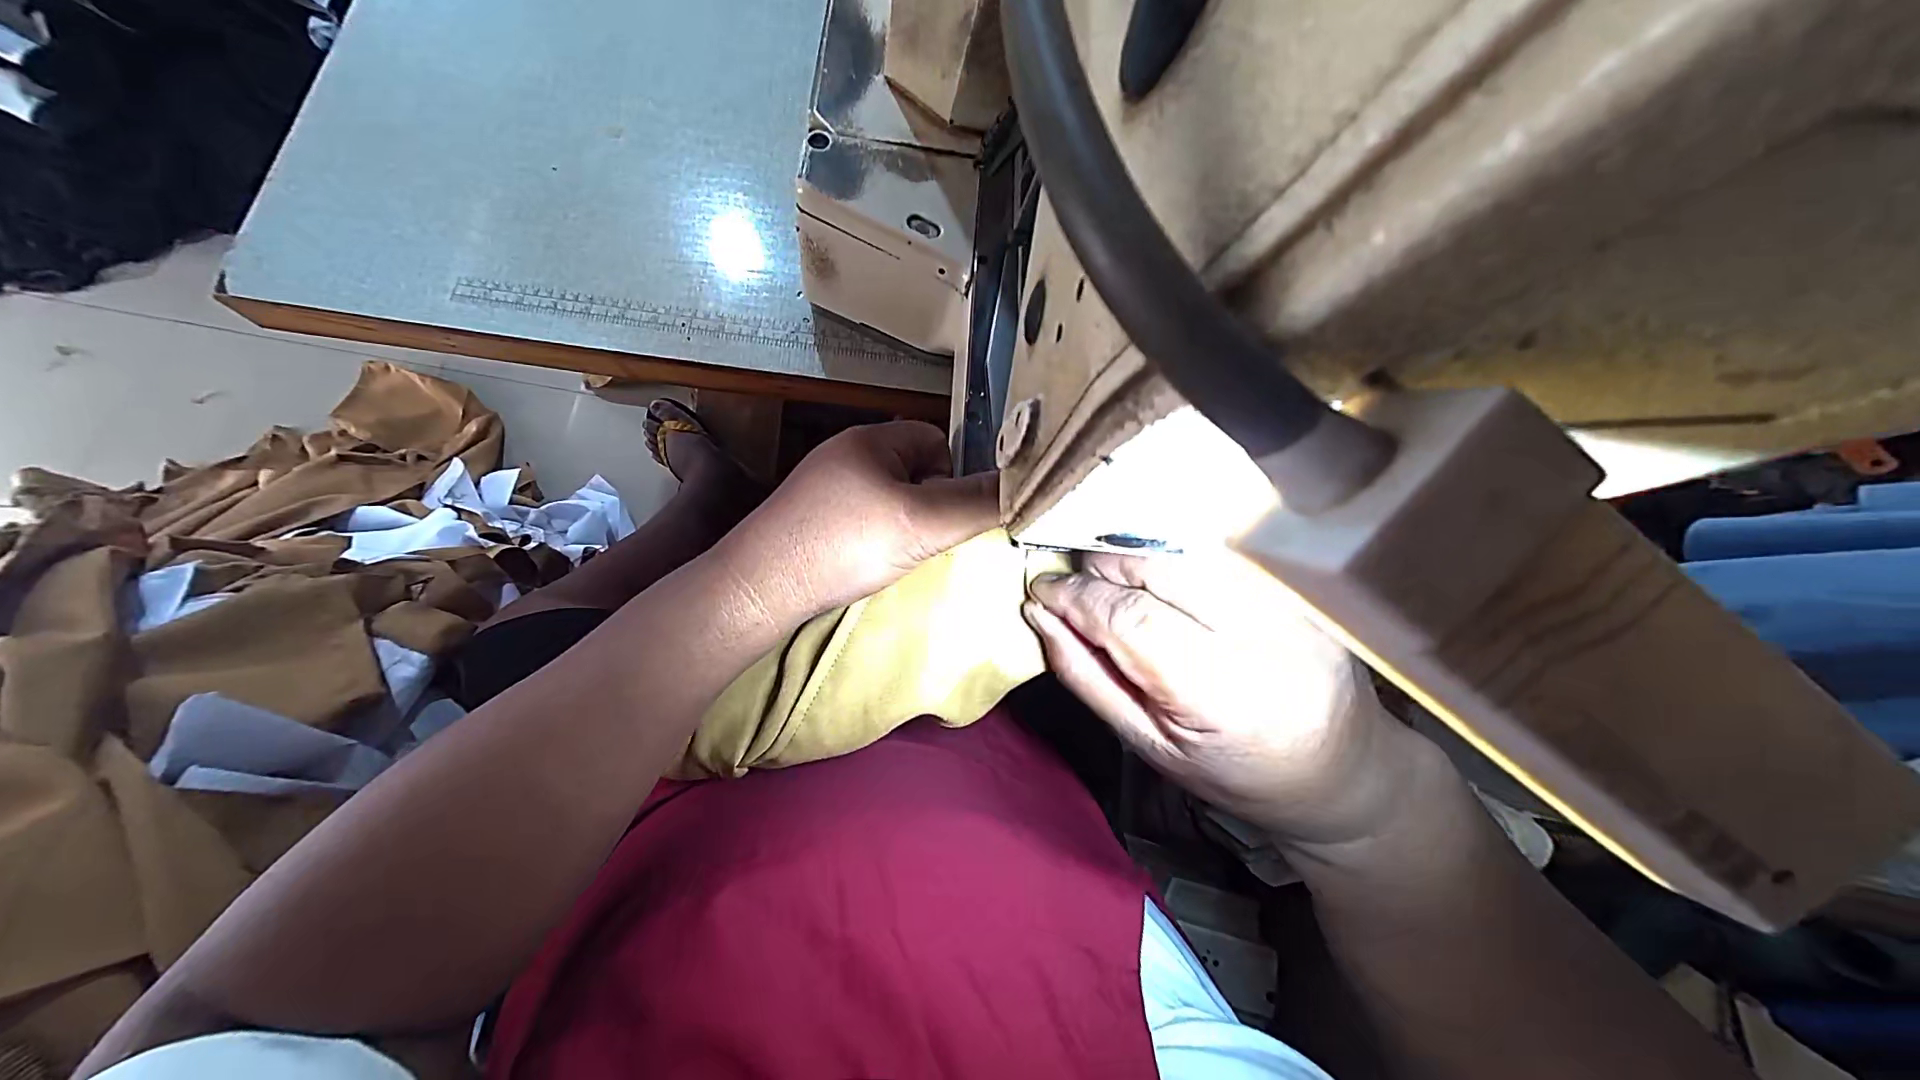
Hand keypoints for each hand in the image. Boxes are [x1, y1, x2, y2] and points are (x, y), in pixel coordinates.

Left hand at [717, 421, 998, 619]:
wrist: (761, 587)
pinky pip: (863, 515)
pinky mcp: (811, 515)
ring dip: (902, 521)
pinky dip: (873, 535)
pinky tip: (867, 560)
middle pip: (915, 468)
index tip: (950, 514)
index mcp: (872, 438)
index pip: (937, 440)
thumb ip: (978, 504)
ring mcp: (825, 484)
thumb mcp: (922, 524)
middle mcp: (847, 452)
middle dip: (929, 501)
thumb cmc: (843, 545)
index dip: (955, 475)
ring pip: (889, 495)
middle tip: (926, 538)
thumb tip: (1028, 485)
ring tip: (894, 553)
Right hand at [1025, 547, 1436, 848]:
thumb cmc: (1234, 774)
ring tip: (1116, 586)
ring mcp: (1286, 602)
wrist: (1341, 771)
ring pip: (1182, 547)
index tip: (1040, 591)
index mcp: (1219, 694)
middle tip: (1077, 590)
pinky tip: (1162, 582)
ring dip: (1132, 557)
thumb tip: (1039, 616)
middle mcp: (1259, 635)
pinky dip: (1172, 558)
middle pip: (1154, 564)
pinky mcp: (1295, 584)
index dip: (1074, 596)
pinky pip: (1214, 549)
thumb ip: (1087, 676)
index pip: (1129, 616)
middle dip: (1099, 566)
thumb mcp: (1149, 745)